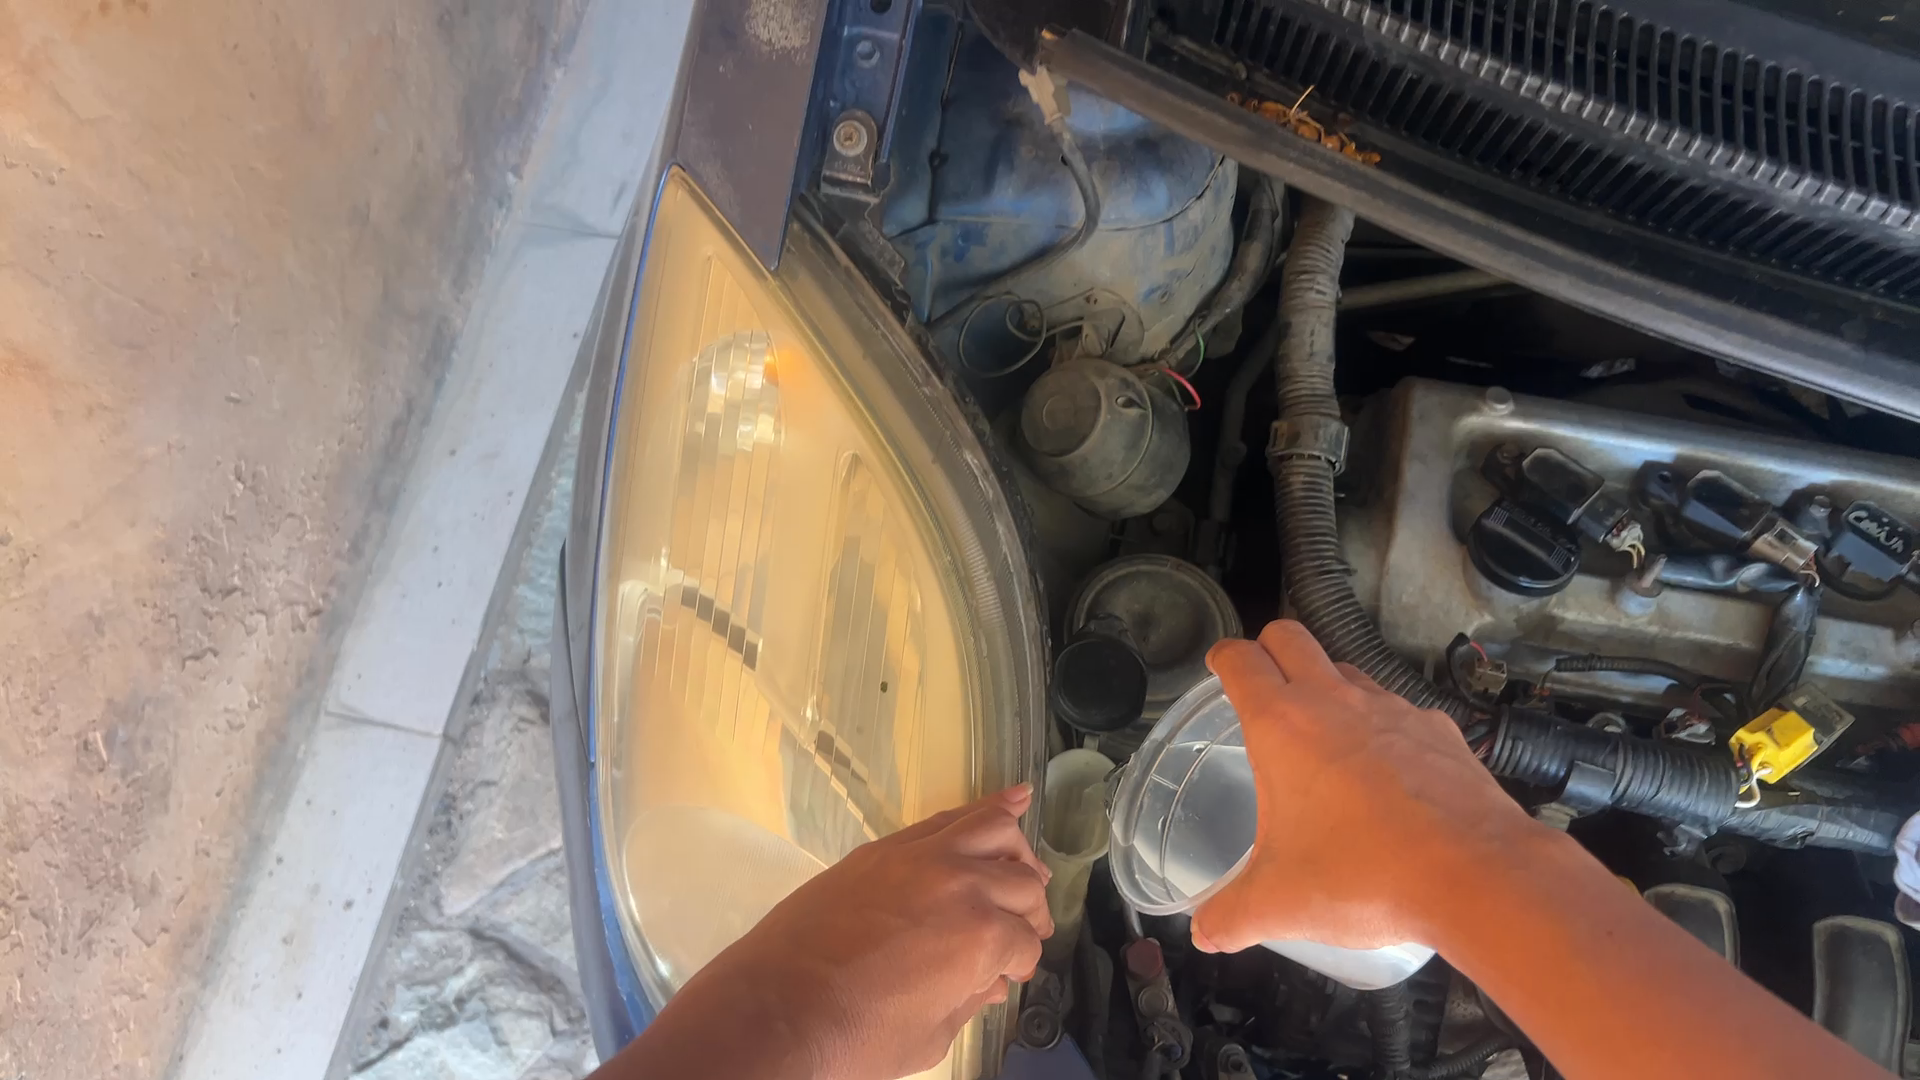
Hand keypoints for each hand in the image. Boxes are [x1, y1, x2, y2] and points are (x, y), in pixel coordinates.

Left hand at [647, 785, 1052, 1079]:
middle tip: (1026, 930)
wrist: (776, 1008)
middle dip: (1032, 912)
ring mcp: (924, 854)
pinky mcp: (891, 845)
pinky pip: (949, 817)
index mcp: (980, 936)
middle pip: (1021, 884)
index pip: (1025, 942)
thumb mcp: (929, 1037)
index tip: (1009, 975)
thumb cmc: (854, 1039)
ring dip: (1020, 847)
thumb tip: (990, 979)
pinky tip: (1014, 799)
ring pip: (994, 829)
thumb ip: (970, 999)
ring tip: (1031, 860)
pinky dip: (989, 806)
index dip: (1023, 963)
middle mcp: (961, 882)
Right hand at [1191, 621, 1539, 955]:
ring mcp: (1389, 708)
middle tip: (1262, 684)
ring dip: (1325, 683)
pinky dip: (1380, 722)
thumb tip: (1203, 934)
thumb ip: (1230, 915)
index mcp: (1281, 722)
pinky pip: (1396, 707)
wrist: (1482, 879)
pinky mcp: (1436, 728)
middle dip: (1268, 648)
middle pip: (1289, 635)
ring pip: (1344, 667)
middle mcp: (1331, 699)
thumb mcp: (1281, 902)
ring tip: (1322, 731)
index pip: (1238, 658)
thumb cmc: (1365, 876)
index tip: (1217, 667)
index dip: (1221, 656)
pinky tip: (1387, 770)